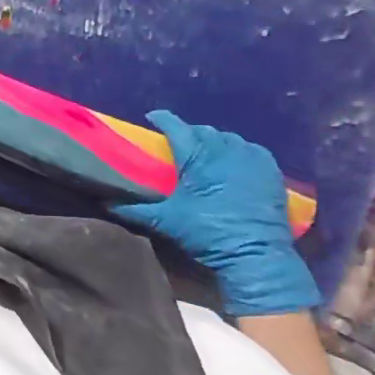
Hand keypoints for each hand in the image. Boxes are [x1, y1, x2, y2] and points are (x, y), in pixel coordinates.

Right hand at [109, 111, 320, 316]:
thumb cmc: (206, 233)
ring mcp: (250, 157)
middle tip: (177, 145)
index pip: (175, 126)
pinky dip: (238, 151)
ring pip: (227, 138)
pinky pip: (250, 149)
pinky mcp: (270, 169)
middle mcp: (224, 149)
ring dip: (213, 142)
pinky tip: (233, 163)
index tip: (151, 118)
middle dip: (188, 133)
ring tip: (205, 155)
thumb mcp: (165, 222)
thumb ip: (133, 210)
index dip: (161, 119)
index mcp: (196, 156)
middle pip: (202, 130)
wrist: (256, 255)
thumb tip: (105, 205)